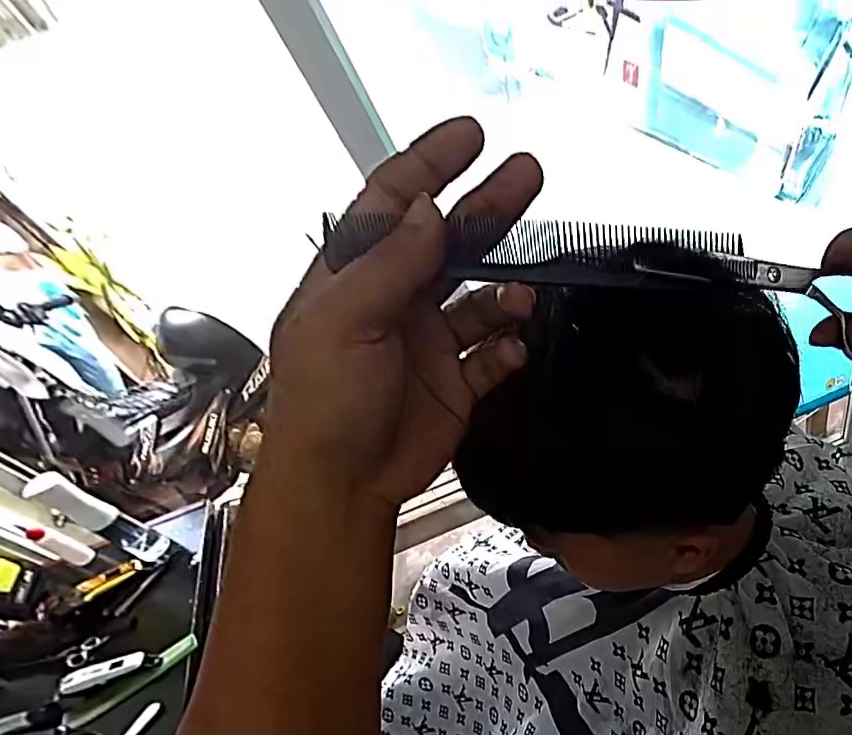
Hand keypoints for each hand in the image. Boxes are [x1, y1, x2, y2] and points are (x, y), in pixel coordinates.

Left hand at [264, 117, 542, 508]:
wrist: (346, 479)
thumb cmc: (323, 403)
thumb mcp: (344, 322)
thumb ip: (389, 266)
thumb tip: (426, 213)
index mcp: (357, 277)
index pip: (395, 204)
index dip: (432, 164)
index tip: (470, 138)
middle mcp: (397, 303)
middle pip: (452, 243)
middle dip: (489, 210)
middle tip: (528, 179)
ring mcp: (431, 344)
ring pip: (481, 302)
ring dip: (506, 297)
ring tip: (522, 300)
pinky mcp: (457, 383)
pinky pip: (495, 357)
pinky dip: (509, 351)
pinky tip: (514, 349)